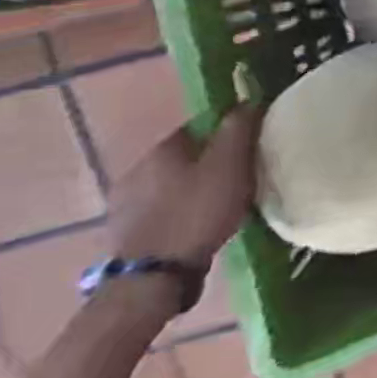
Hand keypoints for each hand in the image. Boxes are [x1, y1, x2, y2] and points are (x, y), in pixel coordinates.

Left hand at [111, 106, 260, 271]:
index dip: (229, 132)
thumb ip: (239, 127)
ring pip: (172, 183)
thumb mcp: (231, 163)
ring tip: (223, 201)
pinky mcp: (126, 231)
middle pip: (186, 155)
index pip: (201, 125)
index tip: (251, 146)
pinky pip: (162, 208)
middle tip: (242, 174)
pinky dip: (181, 209)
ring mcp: (124, 204)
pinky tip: (199, 222)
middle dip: (211, 161)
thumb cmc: (198, 211)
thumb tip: (246, 100)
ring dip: (194, 186)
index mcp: (162, 149)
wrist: (154, 277)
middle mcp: (136, 169)